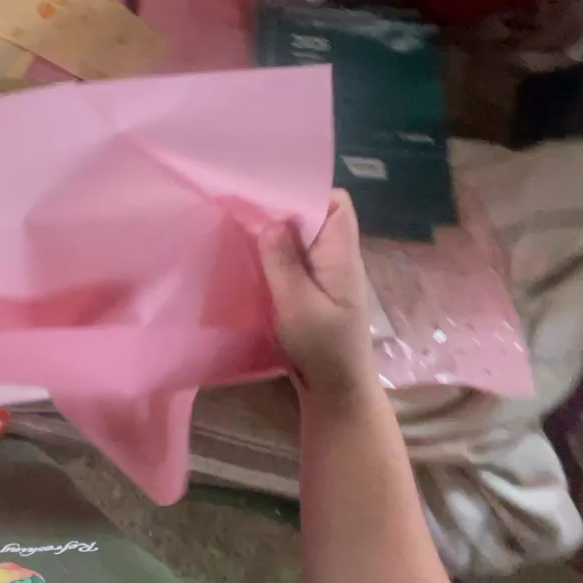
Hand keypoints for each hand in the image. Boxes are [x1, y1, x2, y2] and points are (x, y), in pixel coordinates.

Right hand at [258, 189, 377, 400]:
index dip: (307, 193)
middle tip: (244, 211)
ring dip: (274, 233)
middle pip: (314, 216)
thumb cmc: (322, 348)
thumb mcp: (298, 305)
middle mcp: (335, 258)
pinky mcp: (310, 288)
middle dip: (281, 210)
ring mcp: (324, 274)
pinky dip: (272, 254)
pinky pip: (292, 258)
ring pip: (300, 237)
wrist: (335, 390)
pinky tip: (250, 258)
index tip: (270, 197)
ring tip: (241, 229)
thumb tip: (270, 221)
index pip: (336, 205)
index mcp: (341, 256)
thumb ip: (284, 262)